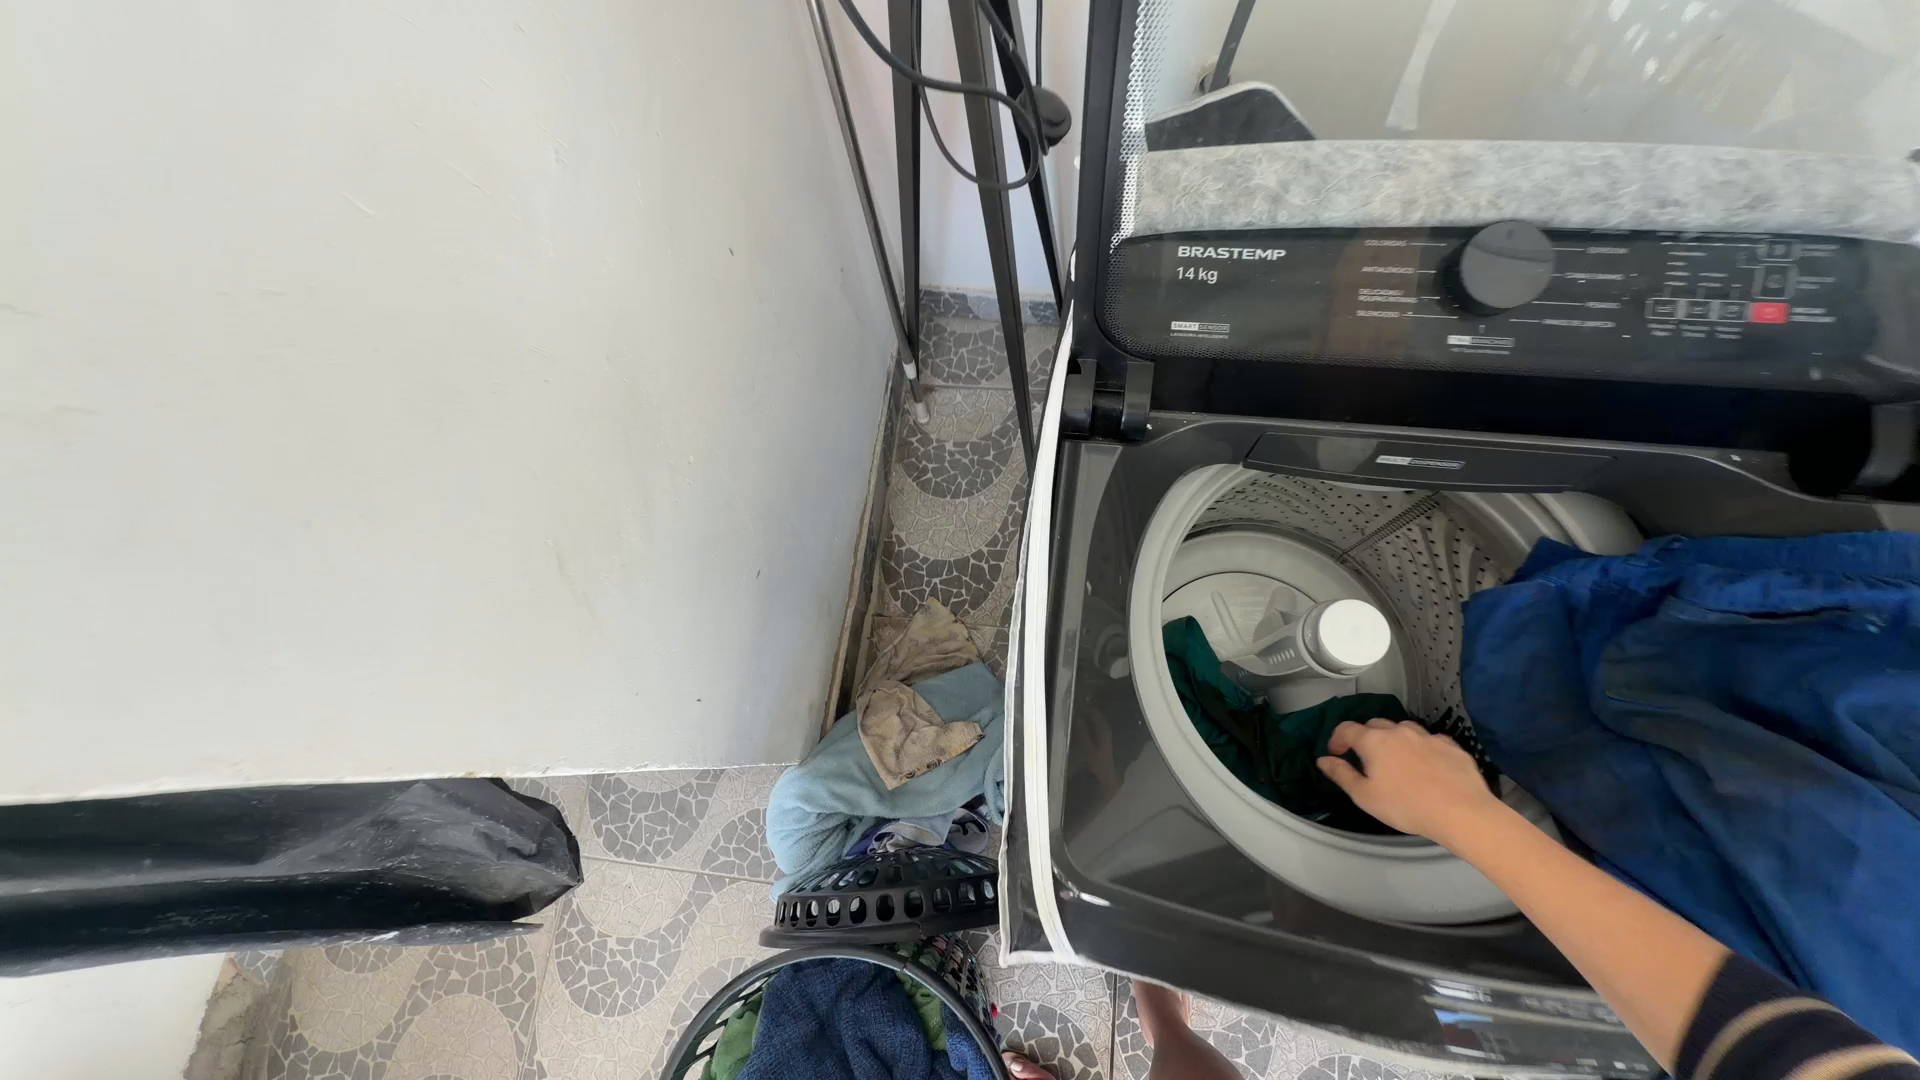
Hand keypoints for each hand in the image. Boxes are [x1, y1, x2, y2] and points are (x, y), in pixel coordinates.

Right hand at [1316, 719, 1503, 843]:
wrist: (1462, 813)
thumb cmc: (1406, 806)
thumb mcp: (1364, 796)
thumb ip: (1341, 774)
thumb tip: (1323, 759)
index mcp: (1374, 741)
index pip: (1347, 729)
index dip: (1337, 739)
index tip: (1336, 754)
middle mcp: (1399, 732)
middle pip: (1375, 724)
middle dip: (1365, 736)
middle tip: (1366, 758)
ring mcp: (1428, 737)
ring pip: (1404, 729)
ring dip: (1395, 738)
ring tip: (1397, 758)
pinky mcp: (1451, 746)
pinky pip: (1431, 740)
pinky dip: (1423, 747)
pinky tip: (1427, 763)